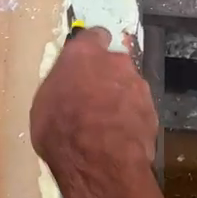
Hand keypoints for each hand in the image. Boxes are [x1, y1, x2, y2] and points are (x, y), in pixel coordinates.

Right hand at [31, 25, 158, 182]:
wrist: (99, 161)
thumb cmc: (60, 130)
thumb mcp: (43, 106)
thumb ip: (60, 86)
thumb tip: (66, 87)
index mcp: (83, 54)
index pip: (93, 36)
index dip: (91, 47)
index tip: (87, 60)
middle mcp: (115, 62)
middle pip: (114, 63)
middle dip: (107, 77)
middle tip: (93, 100)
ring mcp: (138, 85)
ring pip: (129, 86)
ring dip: (120, 99)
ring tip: (107, 124)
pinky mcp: (152, 110)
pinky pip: (139, 110)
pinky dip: (131, 119)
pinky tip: (120, 137)